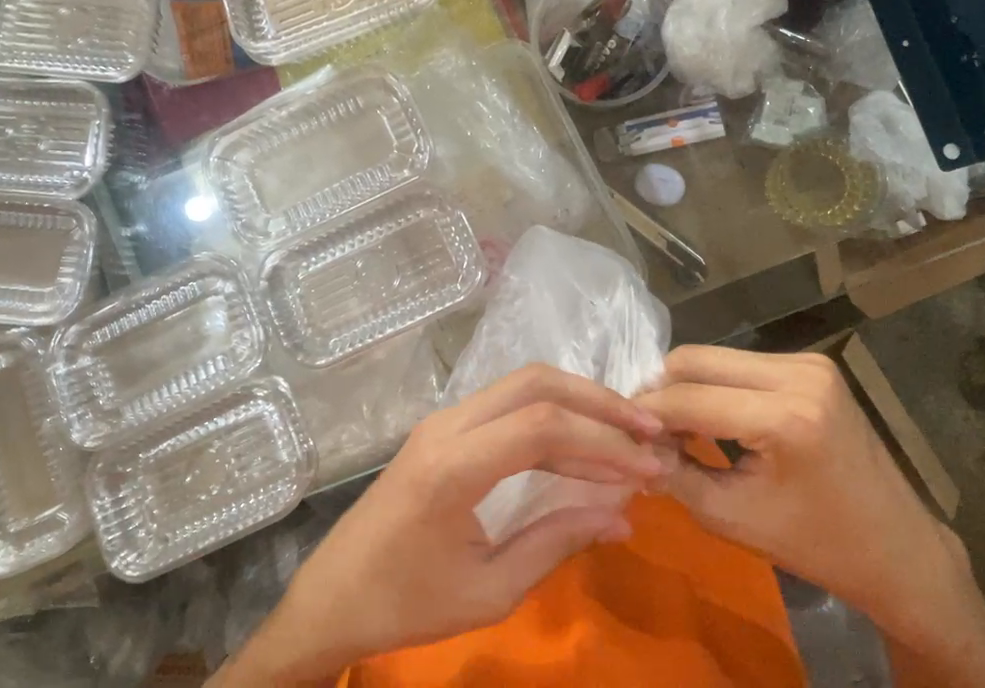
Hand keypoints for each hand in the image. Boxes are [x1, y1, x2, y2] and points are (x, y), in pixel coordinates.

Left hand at [214, 365, 665, 684]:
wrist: (333, 596)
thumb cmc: (406, 601)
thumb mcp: (489, 590)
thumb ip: (555, 543)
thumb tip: (623, 516)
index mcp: (452, 464)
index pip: (542, 426)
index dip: (604, 442)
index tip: (650, 466)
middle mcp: (446, 426)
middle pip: (533, 384)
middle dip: (597, 402)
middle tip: (649, 430)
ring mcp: (440, 423)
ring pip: (519, 388)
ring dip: (576, 406)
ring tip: (628, 440)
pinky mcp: (440, 432)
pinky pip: (504, 409)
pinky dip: (549, 420)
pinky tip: (581, 453)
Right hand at [635, 345, 973, 641]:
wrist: (897, 548)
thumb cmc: (815, 544)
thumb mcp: (731, 518)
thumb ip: (674, 473)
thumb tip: (631, 443)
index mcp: (786, 417)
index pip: (688, 398)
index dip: (646, 413)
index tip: (616, 430)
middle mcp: (799, 375)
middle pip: (697, 360)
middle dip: (660, 390)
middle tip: (640, 426)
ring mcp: (810, 364)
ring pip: (716, 358)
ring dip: (685, 387)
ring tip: (670, 426)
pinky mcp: (813, 366)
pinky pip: (741, 365)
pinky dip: (713, 386)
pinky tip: (705, 418)